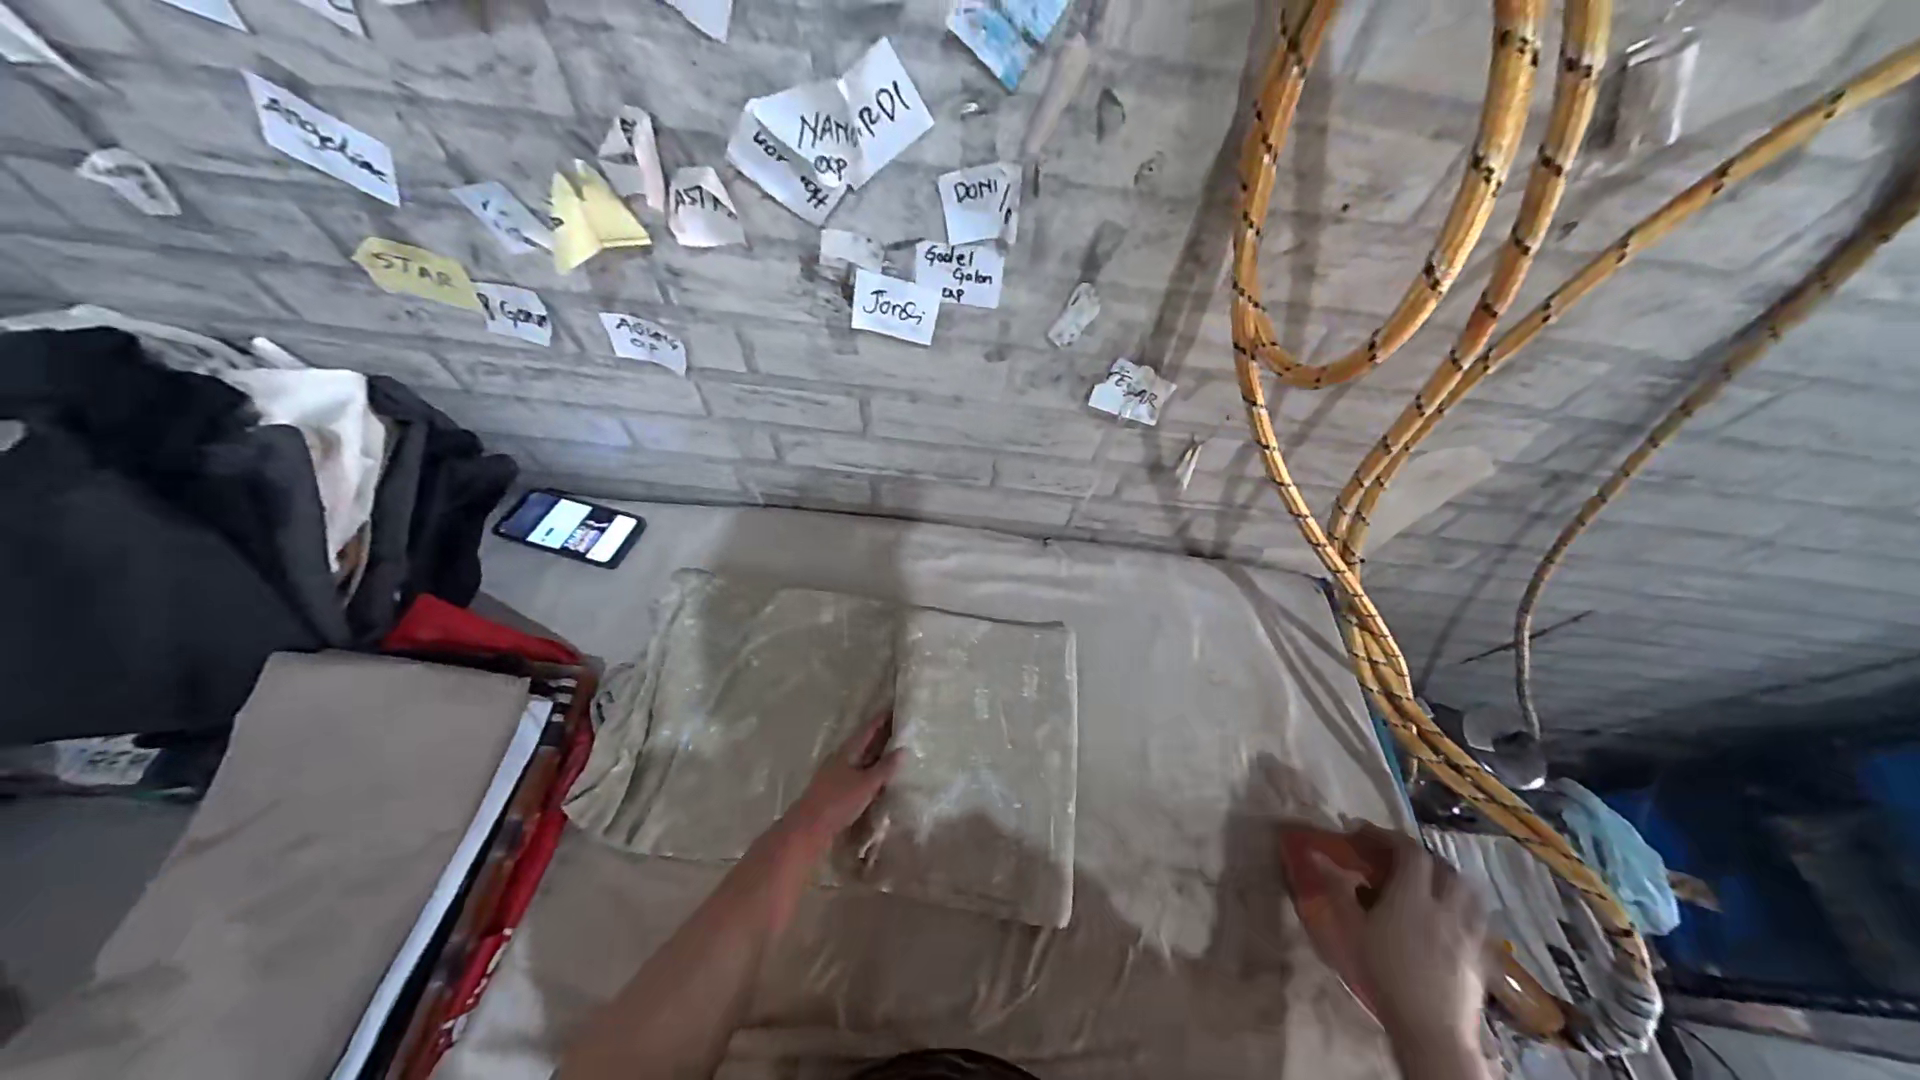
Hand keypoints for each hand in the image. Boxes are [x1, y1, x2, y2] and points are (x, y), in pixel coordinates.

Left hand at [776, 711, 902, 860]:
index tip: (896, 707)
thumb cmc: (838, 801)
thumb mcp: (866, 784)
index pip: (869, 729)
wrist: (808, 829)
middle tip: (904, 727)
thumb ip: (885, 768)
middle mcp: (843, 759)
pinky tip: (883, 778)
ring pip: (863, 759)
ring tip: (899, 751)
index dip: (882, 718)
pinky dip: (874, 772)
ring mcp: (839, 775)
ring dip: (879, 755)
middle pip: (866, 743)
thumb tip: (903, 749)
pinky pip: (861, 775)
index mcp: (848, 751)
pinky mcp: (839, 791)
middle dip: (883, 735)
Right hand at [1330, 833, 1489, 1049]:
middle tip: (1392, 856)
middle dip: (1415, 853)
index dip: (1385, 836)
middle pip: (1440, 865)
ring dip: (1444, 875)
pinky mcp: (1480, 953)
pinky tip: (1447, 915)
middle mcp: (1446, 907)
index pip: (1408, 851)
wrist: (1431, 1029)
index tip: (1361, 833)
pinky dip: (1461, 904)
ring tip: (1424, 880)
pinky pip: (1476, 916)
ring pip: (1466, 888)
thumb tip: (1314, 854)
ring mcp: (1469, 931)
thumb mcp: (1352, 928)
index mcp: (1413, 897)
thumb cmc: (1385, 974)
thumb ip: (1335, 887)